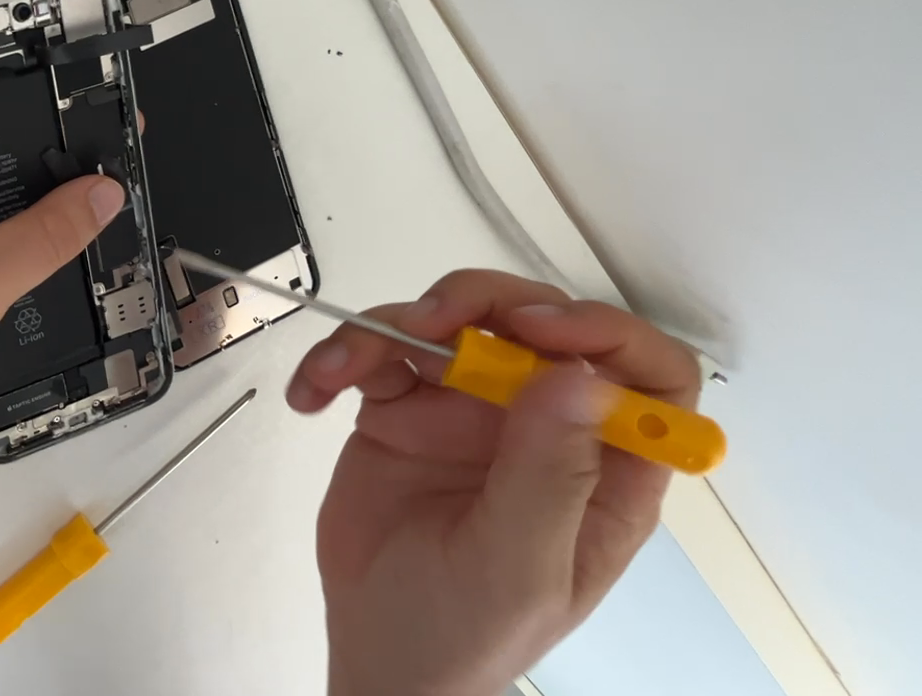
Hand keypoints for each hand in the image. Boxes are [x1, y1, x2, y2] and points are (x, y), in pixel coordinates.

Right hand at [286, 270, 701, 695]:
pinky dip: (332, 362)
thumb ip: (547, 474)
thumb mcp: (517, 564)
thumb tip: (576, 376)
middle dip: (473, 306)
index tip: (535, 330)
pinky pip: (369, 357)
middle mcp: (534, 423)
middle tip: (420, 324)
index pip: (641, 373)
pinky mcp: (396, 408)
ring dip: (377, 333)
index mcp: (598, 465)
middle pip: (526, 323)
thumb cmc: (464, 627)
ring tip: (332, 372)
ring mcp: (461, 410)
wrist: (373, 644)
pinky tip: (309, 393)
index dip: (602, 332)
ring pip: (436, 327)